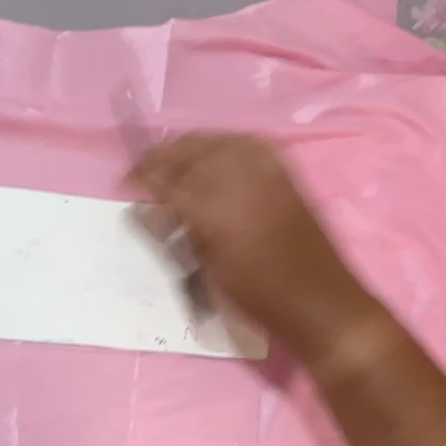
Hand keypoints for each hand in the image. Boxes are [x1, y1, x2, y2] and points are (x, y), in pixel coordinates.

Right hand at [128, 133, 385, 368]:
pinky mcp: (286, 176)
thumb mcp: (210, 273)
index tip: (125, 183)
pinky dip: (226, 142)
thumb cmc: (259, 299)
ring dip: (191, 145)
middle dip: (163, 155)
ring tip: (173, 156)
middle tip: (143, 167)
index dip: (143, 179)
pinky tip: (216, 151)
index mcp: (216, 214)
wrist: (320, 304)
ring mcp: (267, 175)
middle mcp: (240, 184)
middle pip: (192, 152)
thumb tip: (152, 213)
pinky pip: (250, 145)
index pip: (169, 183)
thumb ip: (180, 236)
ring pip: (220, 142)